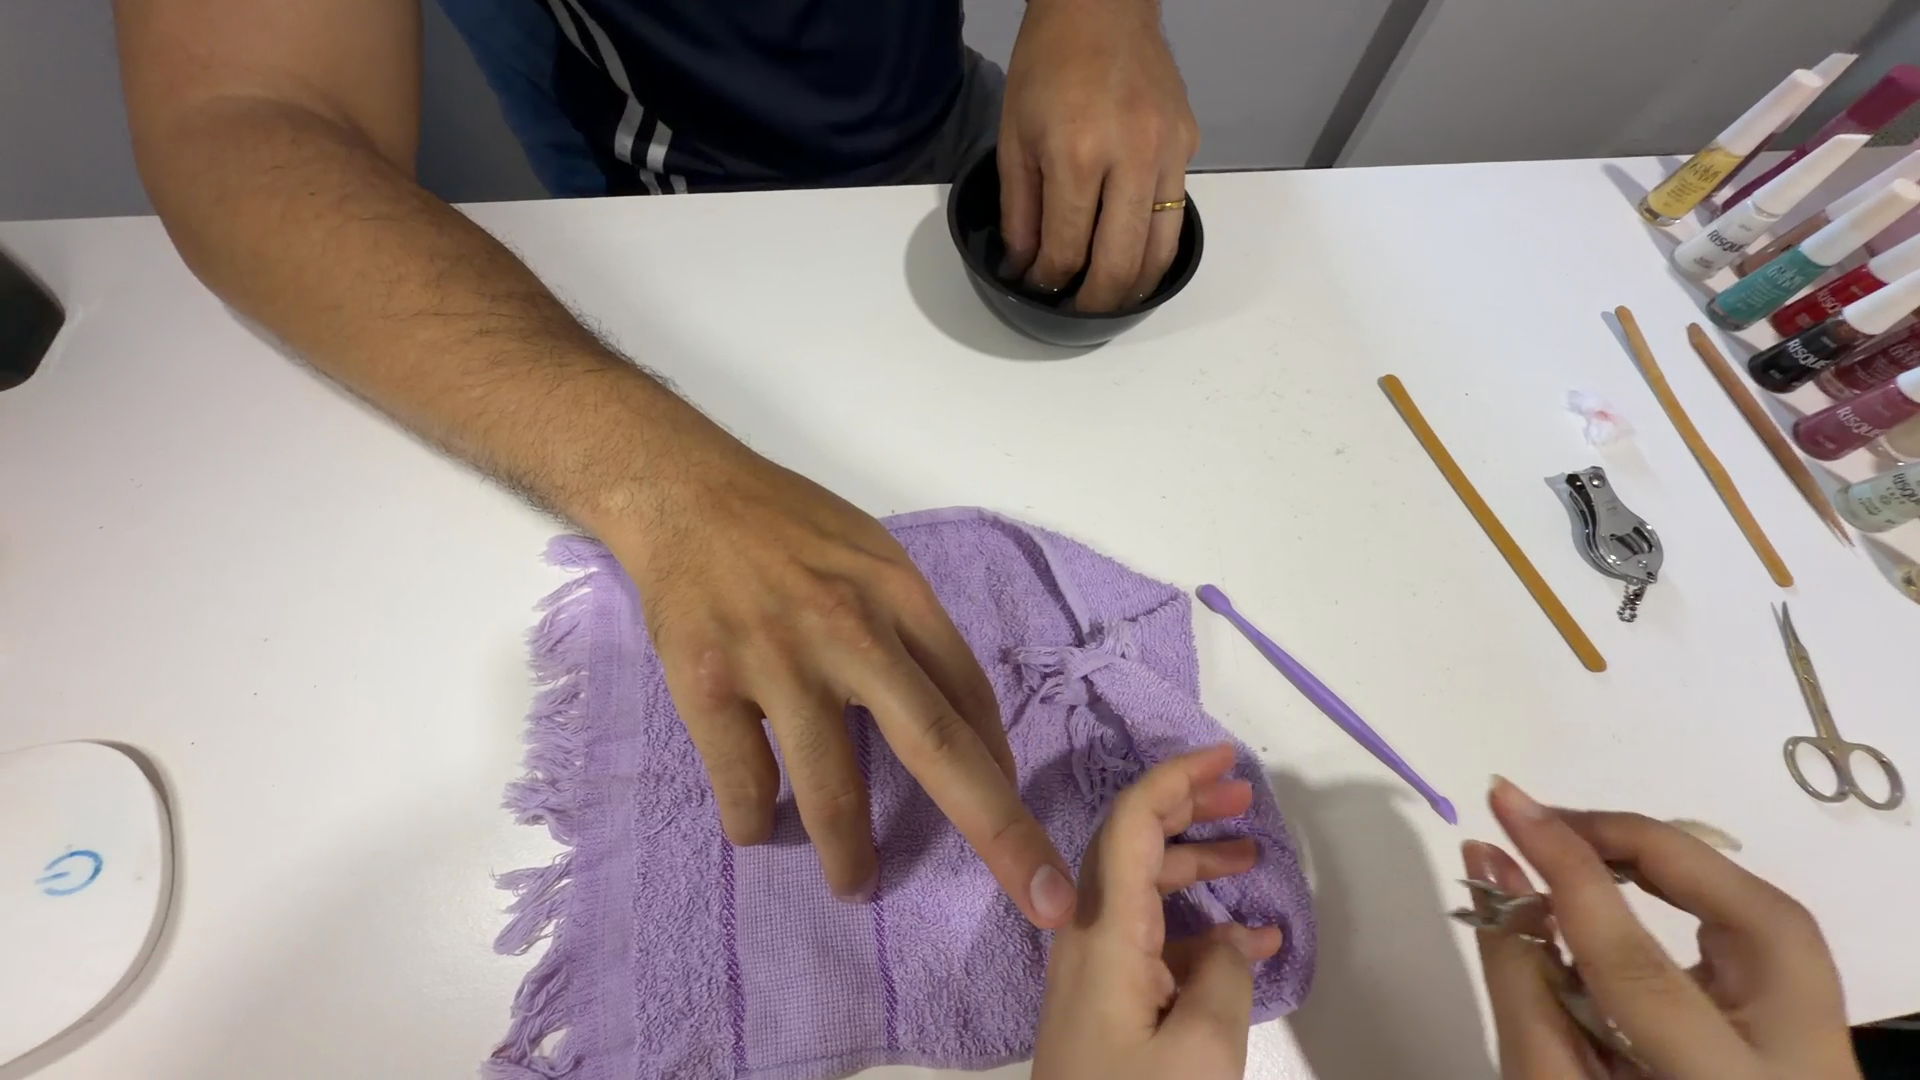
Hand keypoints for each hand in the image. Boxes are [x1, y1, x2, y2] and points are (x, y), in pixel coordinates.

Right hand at [611, 426, 1074, 925]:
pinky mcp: (708, 683)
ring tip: (856, 883)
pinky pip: (744, 783)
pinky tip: (762, 826)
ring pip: (831, 788)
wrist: (687, 493)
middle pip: (938, 746)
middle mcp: (851, 630)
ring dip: (849, 853)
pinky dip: (755, 820)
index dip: (999, 764)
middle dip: (999, 831)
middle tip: (1041, 902)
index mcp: (901, 594)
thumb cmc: (791, 524)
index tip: (1014, 809)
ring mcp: (779, 660)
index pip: (971, 696)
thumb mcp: (876, 554)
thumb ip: (915, 628)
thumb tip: (953, 712)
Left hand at [998, 0, 1197, 312]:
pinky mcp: (1189, 147)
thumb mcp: (1014, 139)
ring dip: (1132, 289)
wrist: (1102, 4)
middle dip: (1094, 303)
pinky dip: (1153, 250)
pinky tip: (1133, 258)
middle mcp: (1132, 159)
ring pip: (1159, 252)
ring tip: (1111, 300)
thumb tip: (1027, 268)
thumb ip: (1020, 213)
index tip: (1038, 287)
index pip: (1066, 250)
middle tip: (1077, 310)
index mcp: (1077, 156)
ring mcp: (1169, 153)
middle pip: (1120, 264)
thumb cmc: (1047, 66)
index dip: (1048, 281)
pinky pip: (1175, 217)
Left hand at [1032, 745, 1282, 1079]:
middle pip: (1134, 836)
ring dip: (1195, 859)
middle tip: (1244, 793)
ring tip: (1253, 853)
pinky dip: (1196, 920)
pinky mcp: (1106, 986)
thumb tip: (1232, 936)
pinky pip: (1151, 930)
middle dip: (1187, 804)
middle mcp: (1090, 921)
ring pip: (1144, 880)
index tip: (1226, 757)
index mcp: (1103, 921)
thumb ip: (1222, 977)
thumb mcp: (1201, 1053)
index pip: (1133, 819)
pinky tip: (1246, 936)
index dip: (1176, 777)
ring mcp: (1095, 954)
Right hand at [1468, 778, 1860, 1078]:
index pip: (1637, 963)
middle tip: (1553, 823)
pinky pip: (1757, 936)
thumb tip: (1488, 856)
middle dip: (1647, 845)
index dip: (1564, 867)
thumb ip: (1515, 965)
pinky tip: (1619, 879)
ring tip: (1574, 842)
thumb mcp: (1541, 1073)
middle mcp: (1806, 1070)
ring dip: (1666, 859)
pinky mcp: (1813, 1029)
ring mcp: (1827, 1051)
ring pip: (1772, 918)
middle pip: (1761, 922)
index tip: (1502, 798)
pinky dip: (1683, 888)